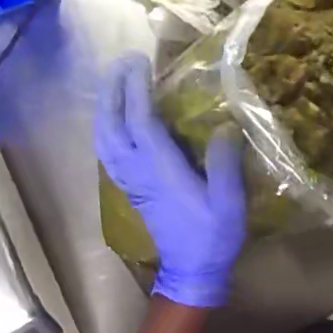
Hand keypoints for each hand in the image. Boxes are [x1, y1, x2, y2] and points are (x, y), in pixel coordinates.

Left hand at [95, 54, 247, 306]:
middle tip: (122, 63)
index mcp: (160, 168)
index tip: (140, 62)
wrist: (190, 270)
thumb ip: (224, 163)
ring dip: (105, 106)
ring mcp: (129, 180)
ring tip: (115, 83)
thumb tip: (224, 126)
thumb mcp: (229, 202)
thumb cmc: (212, 236)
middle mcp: (137, 170)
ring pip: (103, 137)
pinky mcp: (130, 187)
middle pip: (111, 123)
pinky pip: (108, 151)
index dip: (135, 88)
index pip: (139, 119)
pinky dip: (106, 128)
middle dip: (112, 89)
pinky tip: (116, 118)